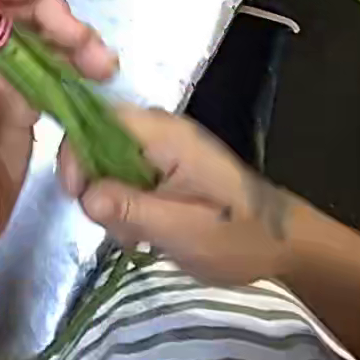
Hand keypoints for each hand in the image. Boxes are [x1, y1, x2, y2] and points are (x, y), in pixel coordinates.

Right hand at [59, 105, 301, 284]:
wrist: (282, 242)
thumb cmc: (236, 235)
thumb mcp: (181, 230)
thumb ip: (131, 209)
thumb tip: (84, 195)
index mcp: (166, 134)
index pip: (103, 118)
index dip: (78, 150)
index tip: (77, 195)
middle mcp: (162, 130)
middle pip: (101, 140)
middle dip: (96, 184)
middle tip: (117, 225)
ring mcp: (165, 147)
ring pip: (110, 162)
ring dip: (111, 199)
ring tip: (138, 235)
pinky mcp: (167, 165)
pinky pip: (127, 174)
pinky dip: (125, 202)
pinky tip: (143, 232)